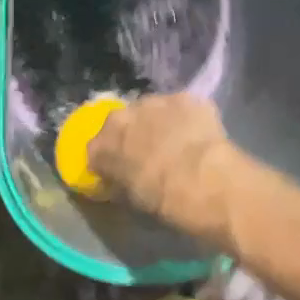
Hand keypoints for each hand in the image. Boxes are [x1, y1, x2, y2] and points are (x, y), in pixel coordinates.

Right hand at [86, 94, 235, 237]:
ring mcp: (152, 102)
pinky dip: (186, 119)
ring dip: (159, 123)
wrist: (203, 182)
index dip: (109, 161)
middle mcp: (120, 118)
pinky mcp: (184, 98)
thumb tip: (119, 181)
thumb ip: (119, 184)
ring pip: (150, 111)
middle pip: (121, 124)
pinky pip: (181, 108)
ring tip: (177, 143)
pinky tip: (198, 135)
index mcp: (100, 147)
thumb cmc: (162, 201)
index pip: (96, 152)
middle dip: (132, 136)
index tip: (120, 172)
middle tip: (149, 155)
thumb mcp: (131, 201)